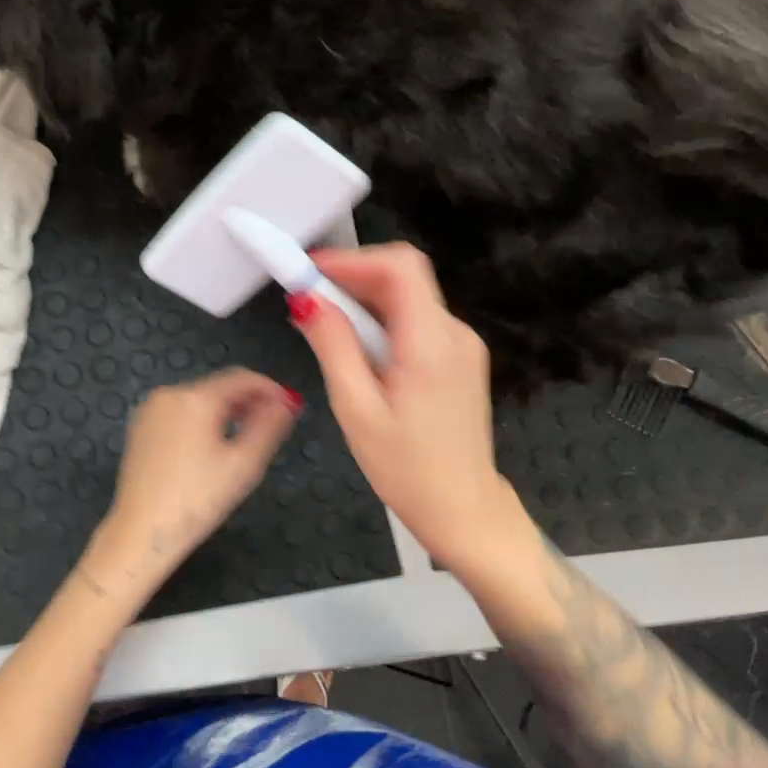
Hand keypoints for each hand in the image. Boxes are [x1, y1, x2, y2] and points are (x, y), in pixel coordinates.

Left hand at [86, 368, 301, 599]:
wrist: (142, 532)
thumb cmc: (197, 501)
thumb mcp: (244, 464)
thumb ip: (270, 426)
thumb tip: (287, 402)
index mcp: (194, 398)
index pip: (242, 378)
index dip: (271, 389)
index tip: (290, 407)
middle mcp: (168, 395)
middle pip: (218, 387)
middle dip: (247, 402)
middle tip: (271, 427)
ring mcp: (149, 410)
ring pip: (198, 400)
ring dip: (224, 412)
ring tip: (244, 440)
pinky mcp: (139, 428)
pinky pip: (179, 413)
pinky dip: (200, 422)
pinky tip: (210, 448)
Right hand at [289, 244, 526, 569]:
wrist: (461, 509)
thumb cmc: (405, 468)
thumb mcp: (357, 410)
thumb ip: (334, 348)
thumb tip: (307, 301)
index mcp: (432, 343)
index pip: (401, 267)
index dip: (352, 259)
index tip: (308, 272)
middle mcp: (455, 334)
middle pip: (404, 279)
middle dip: (352, 280)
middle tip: (305, 303)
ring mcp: (462, 346)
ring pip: (408, 300)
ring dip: (363, 304)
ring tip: (323, 331)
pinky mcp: (458, 360)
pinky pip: (415, 324)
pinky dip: (381, 324)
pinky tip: (355, 354)